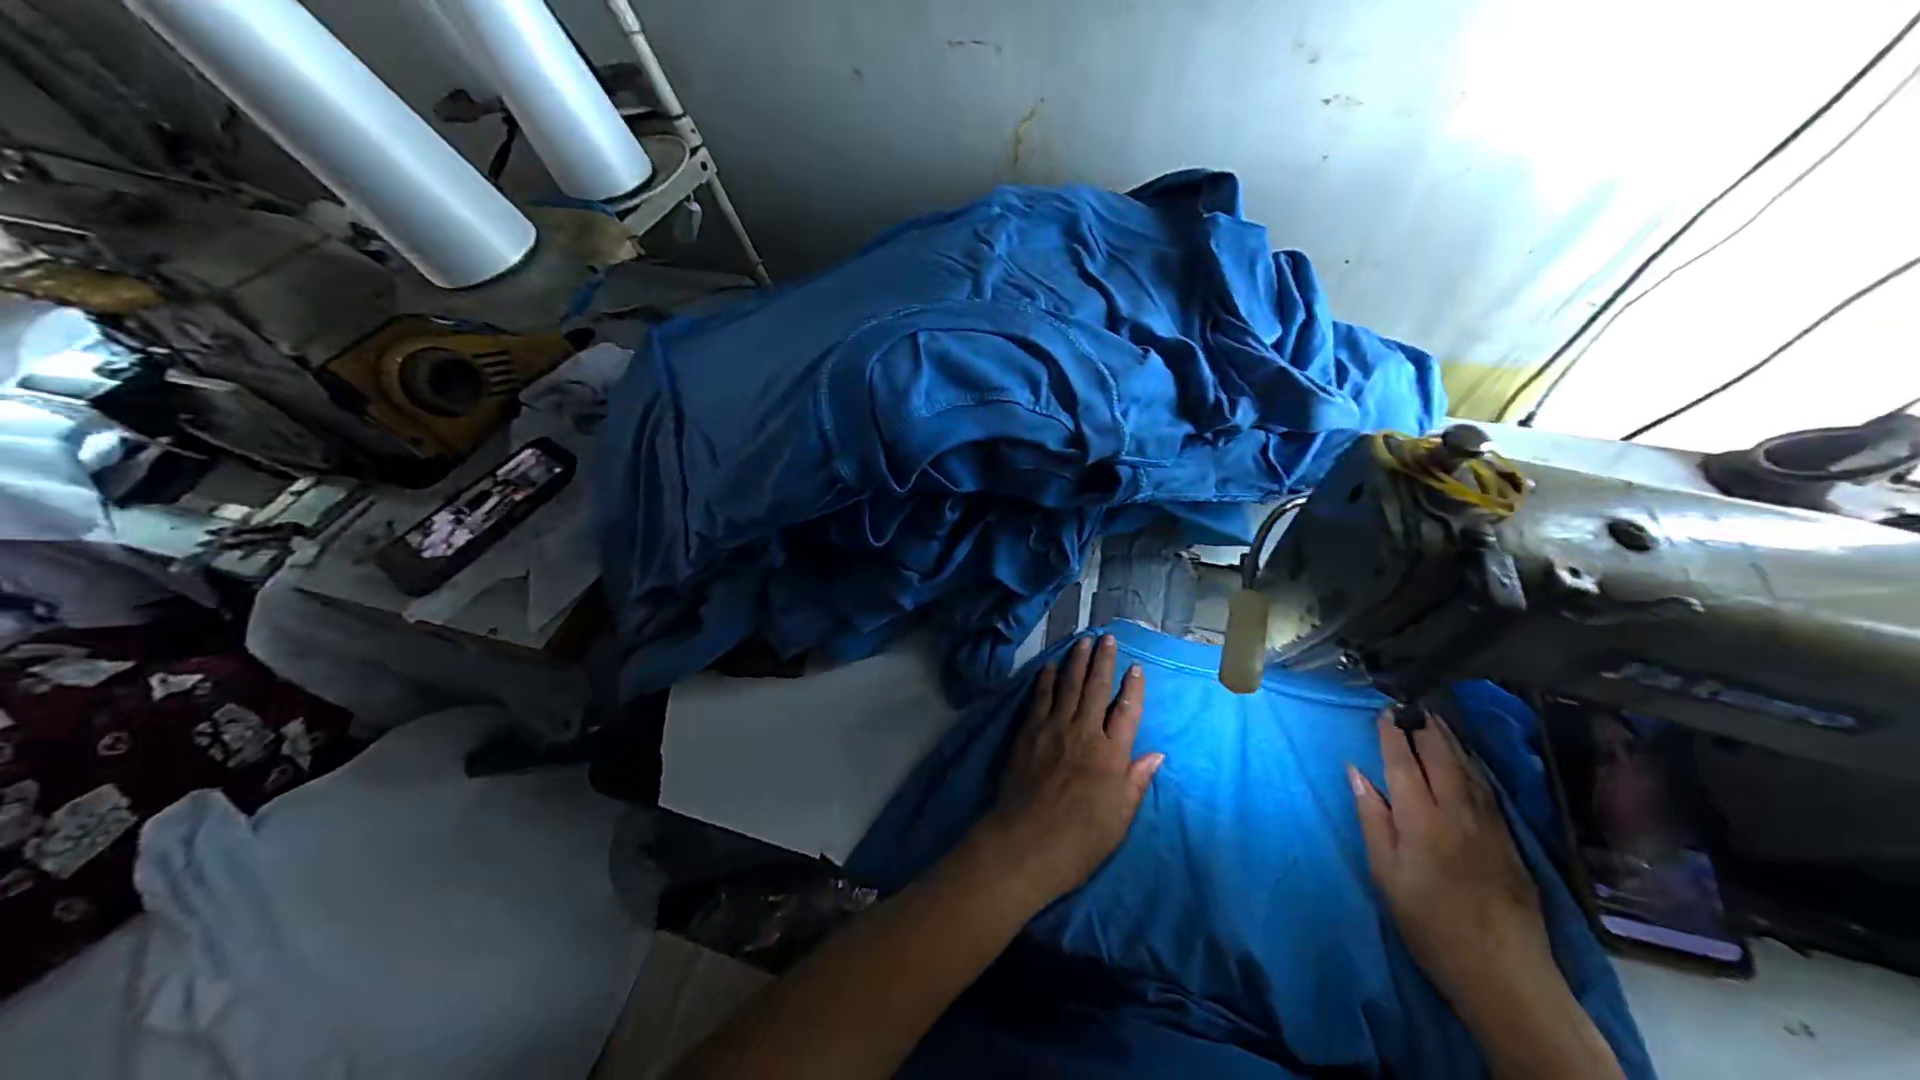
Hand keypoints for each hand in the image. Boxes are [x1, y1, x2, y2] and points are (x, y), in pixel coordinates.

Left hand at [974, 634, 1165, 907]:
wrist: (1028, 841)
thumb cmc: (1081, 838)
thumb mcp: (1120, 816)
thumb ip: (1136, 781)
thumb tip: (1157, 754)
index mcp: (1112, 754)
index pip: (1128, 711)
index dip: (1134, 688)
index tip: (1136, 668)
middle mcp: (1085, 733)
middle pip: (1097, 688)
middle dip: (1104, 661)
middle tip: (1107, 638)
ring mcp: (1054, 729)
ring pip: (1069, 686)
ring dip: (1077, 661)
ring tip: (1083, 641)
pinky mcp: (1029, 733)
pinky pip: (1040, 698)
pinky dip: (1046, 680)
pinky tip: (1050, 666)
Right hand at [1349, 709, 1555, 1019]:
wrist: (1501, 970)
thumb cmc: (1427, 922)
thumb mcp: (1384, 872)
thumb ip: (1372, 818)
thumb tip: (1357, 773)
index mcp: (1420, 819)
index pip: (1403, 763)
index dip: (1393, 734)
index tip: (1383, 711)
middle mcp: (1457, 812)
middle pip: (1441, 758)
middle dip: (1425, 728)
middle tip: (1412, 705)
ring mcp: (1488, 825)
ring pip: (1468, 770)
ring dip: (1451, 741)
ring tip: (1438, 720)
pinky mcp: (1509, 840)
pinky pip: (1486, 789)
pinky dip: (1472, 766)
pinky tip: (1467, 761)